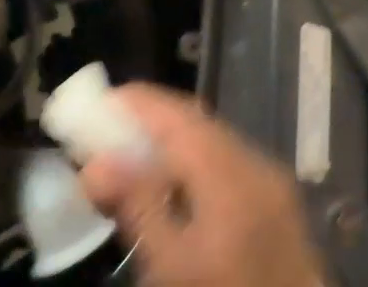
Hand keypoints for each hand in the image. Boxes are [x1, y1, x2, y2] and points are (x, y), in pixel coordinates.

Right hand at [79, 84, 322, 286]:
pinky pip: (225, 160)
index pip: (172, 113)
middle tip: (102, 136)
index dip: (129, 103)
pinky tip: (167, 186)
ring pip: (208, 138)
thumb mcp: (169, 263)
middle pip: (191, 119)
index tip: (90, 109)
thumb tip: (93, 162)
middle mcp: (256, 163)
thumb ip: (132, 203)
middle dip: (144, 121)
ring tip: (127, 161)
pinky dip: (190, 159)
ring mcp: (271, 182)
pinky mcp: (277, 203)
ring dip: (166, 140)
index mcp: (231, 172)